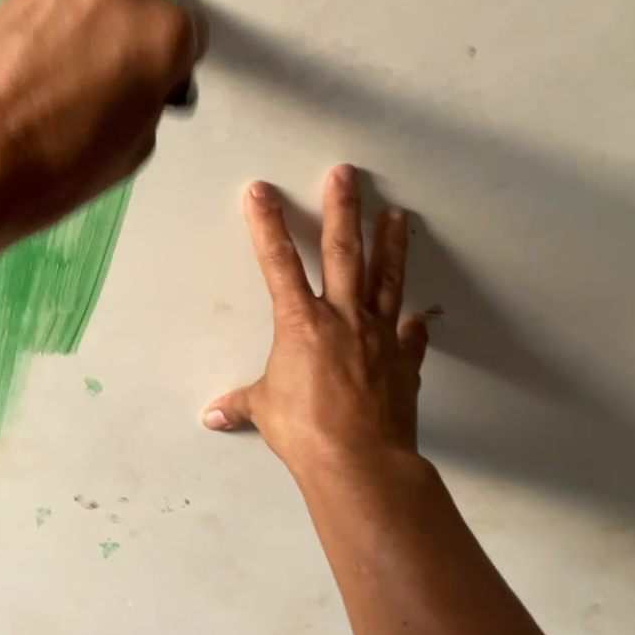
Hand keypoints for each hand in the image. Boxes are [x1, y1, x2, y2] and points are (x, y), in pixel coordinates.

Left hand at [0, 0, 204, 239]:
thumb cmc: (52, 173)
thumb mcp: (131, 154)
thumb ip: (148, 105)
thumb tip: (135, 90)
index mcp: (163, 33)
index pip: (188, 38)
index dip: (170, 72)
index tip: (151, 95)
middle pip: (139, 12)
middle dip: (127, 48)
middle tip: (101, 97)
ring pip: (92, 8)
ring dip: (86, 38)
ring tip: (57, 93)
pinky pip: (50, 13)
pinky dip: (48, 38)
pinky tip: (28, 82)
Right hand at [202, 165, 428, 474]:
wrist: (358, 459)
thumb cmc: (305, 430)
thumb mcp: (263, 410)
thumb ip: (241, 404)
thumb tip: (215, 415)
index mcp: (300, 325)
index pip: (277, 263)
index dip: (266, 225)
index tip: (261, 194)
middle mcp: (342, 319)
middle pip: (342, 251)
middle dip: (341, 209)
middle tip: (345, 175)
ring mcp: (378, 336)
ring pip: (385, 279)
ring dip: (390, 245)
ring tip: (397, 217)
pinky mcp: (403, 361)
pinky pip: (410, 335)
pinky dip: (413, 323)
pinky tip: (419, 313)